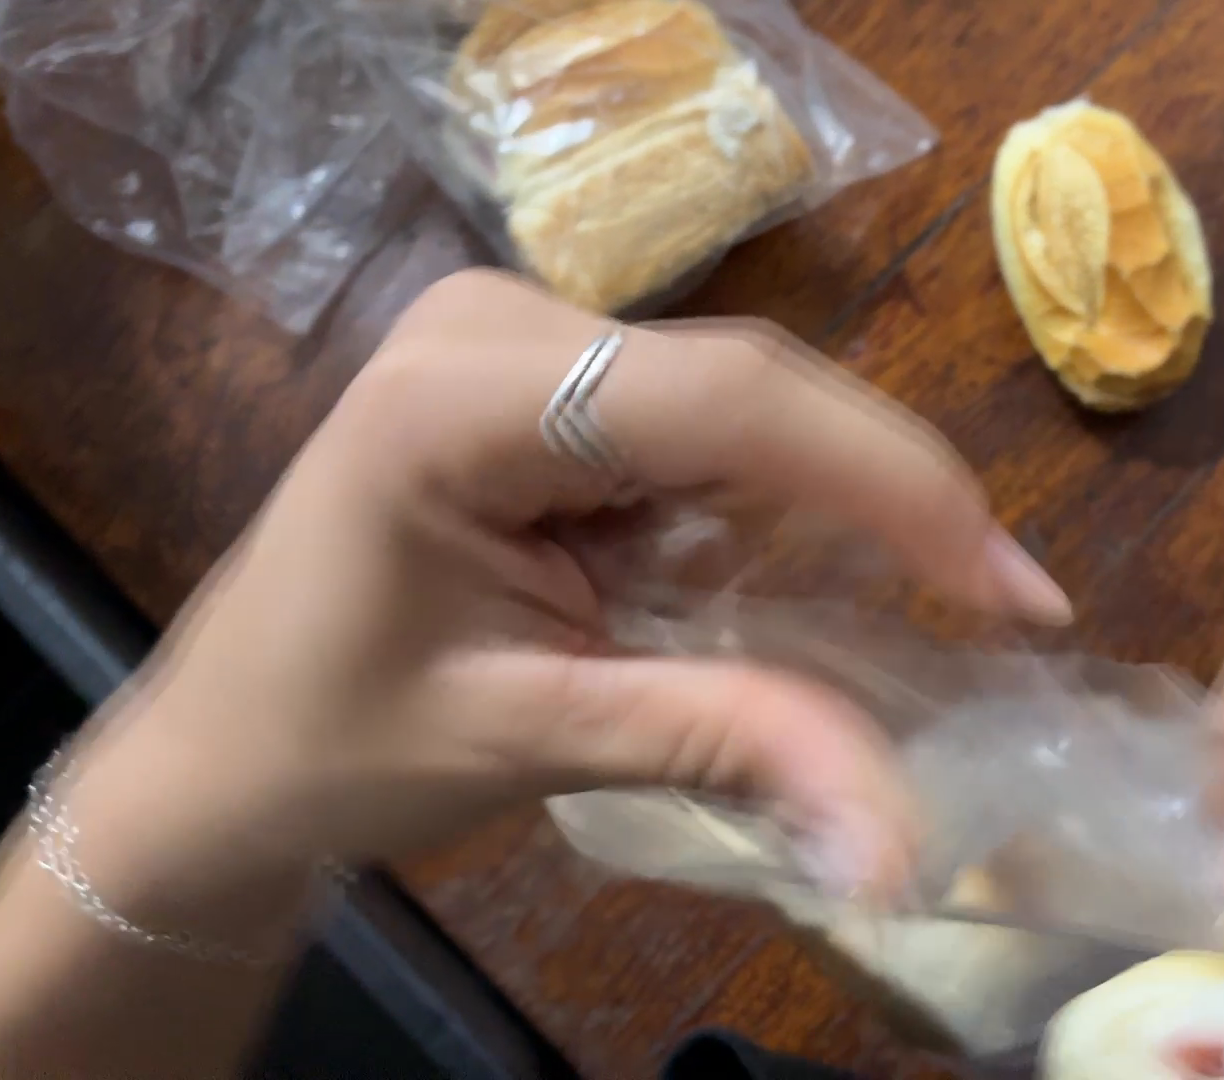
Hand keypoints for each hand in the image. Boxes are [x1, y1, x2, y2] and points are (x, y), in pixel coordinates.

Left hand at [59, 269, 1071, 926]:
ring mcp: (537, 344)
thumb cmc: (337, 748)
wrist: (221, 749)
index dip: (889, 481)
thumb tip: (902, 847)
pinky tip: (848, 544)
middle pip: (757, 386)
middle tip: (1002, 586)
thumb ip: (729, 751)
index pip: (728, 403)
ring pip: (755, 397)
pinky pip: (719, 420)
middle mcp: (510, 327)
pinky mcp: (565, 382)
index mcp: (463, 395)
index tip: (1001, 580)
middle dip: (893, 487)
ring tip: (952, 572)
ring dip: (856, 488)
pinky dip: (797, 489)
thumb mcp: (539, 740)